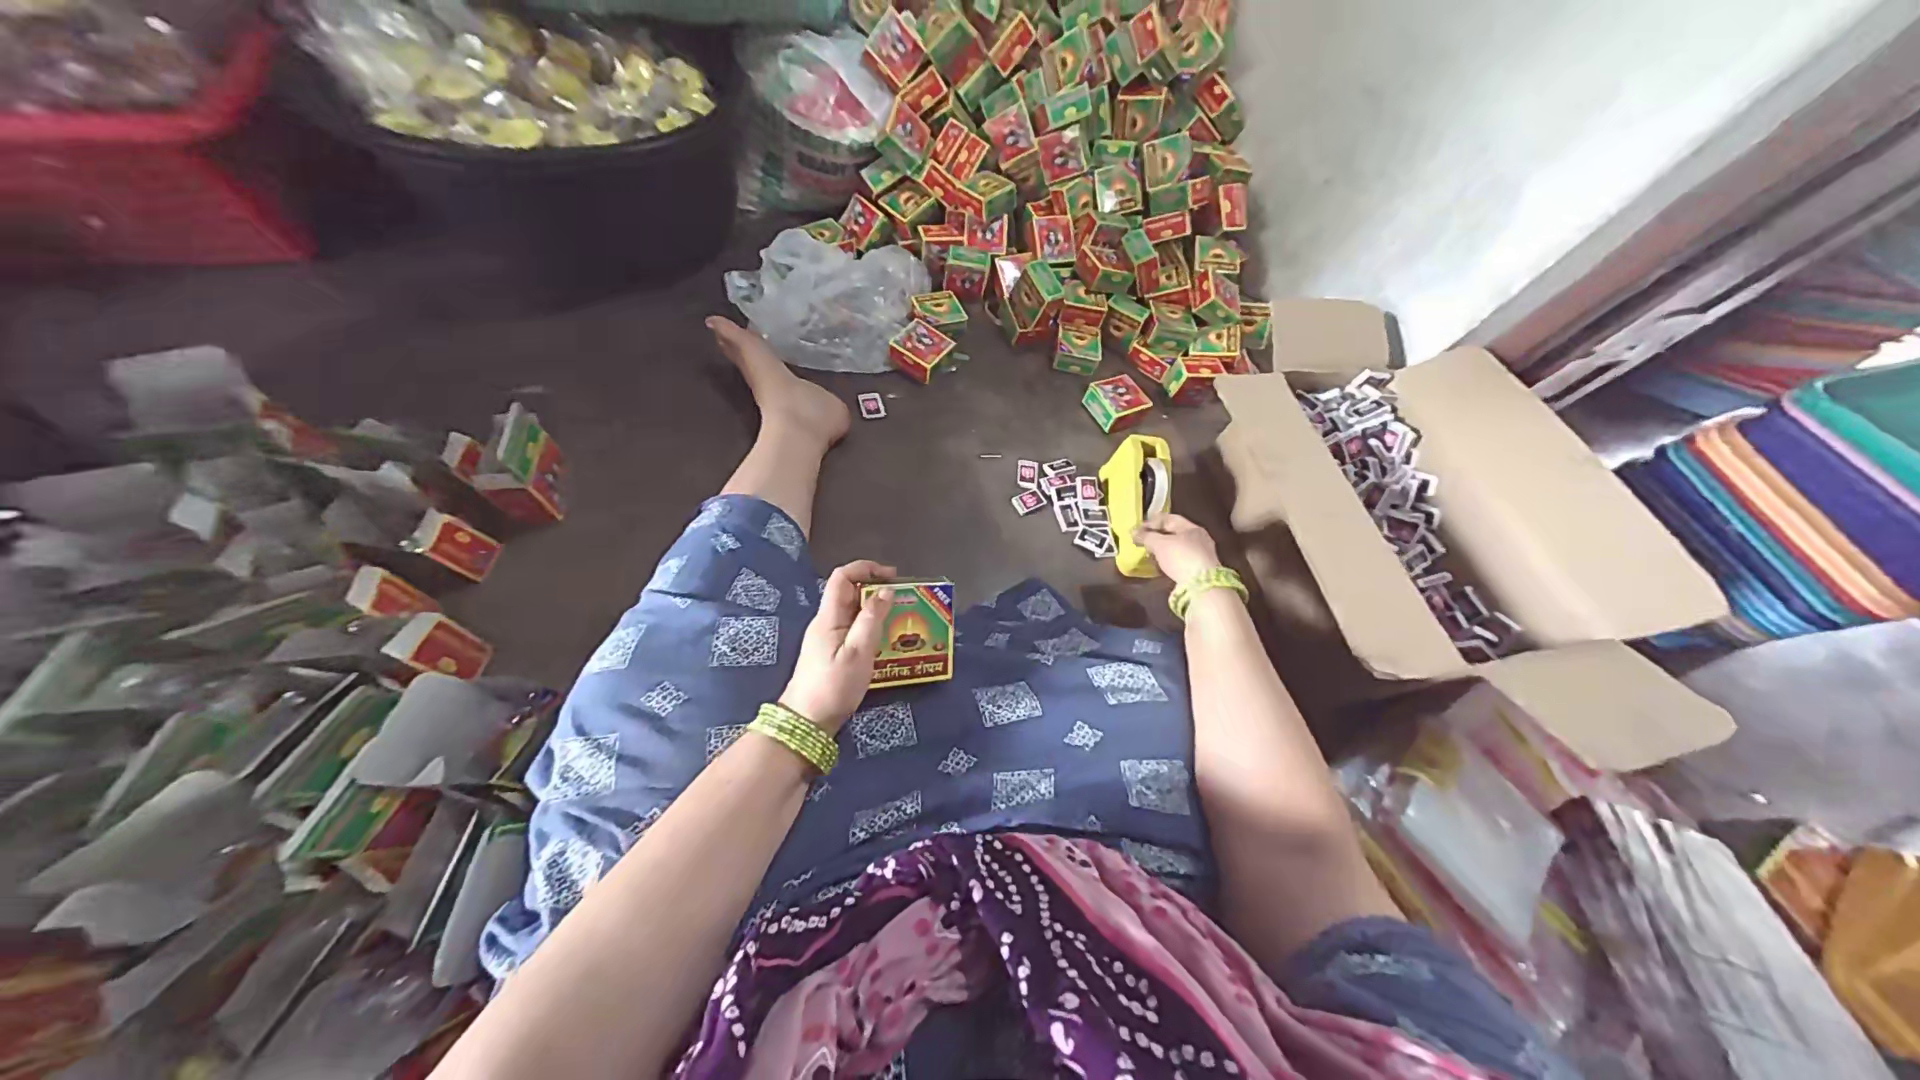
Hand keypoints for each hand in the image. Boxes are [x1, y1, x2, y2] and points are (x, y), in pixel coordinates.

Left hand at [778, 561, 895, 733]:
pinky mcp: (832, 652)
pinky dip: (870, 627)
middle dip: (876, 589)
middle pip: (849, 592)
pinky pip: (853, 629)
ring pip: (853, 612)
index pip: (842, 577)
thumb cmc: (833, 686)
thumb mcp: (858, 652)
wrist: (807, 721)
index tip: (892, 577)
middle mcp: (826, 622)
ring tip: (900, 618)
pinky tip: (886, 640)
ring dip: (876, 609)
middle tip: (903, 599)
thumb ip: (872, 619)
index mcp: (829, 617)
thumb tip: (886, 591)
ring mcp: (828, 638)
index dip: (866, 569)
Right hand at [1134, 514, 1221, 584]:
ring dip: (1162, 549)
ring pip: (1177, 547)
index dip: (1152, 522)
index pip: (1169, 519)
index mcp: (1192, 528)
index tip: (1137, 529)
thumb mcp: (1160, 544)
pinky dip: (1168, 560)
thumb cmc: (1181, 557)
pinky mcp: (1199, 570)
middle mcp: (1199, 539)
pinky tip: (1160, 565)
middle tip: (1141, 541)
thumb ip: (1146, 536)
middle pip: (1174, 533)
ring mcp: (1201, 555)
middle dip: (1156, 536)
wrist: (1202, 586)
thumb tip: (1134, 532)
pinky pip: (1180, 560)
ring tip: (1148, 554)